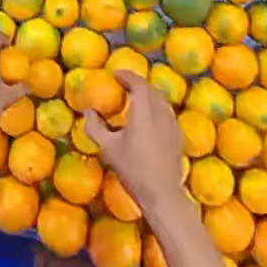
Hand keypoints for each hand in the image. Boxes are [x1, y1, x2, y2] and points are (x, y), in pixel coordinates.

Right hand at [85, 68, 186, 215]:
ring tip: (134, 100)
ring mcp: (172, 123)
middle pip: (151, 89)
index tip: (115, 74)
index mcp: (145, 111)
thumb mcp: (108, 149)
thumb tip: (88, 112)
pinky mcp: (178, 134)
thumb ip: (95, 127)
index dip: (127, 76)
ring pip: (160, 100)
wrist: (162, 193)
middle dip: (137, 84)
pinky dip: (156, 107)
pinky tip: (148, 120)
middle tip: (123, 85)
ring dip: (148, 95)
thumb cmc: (133, 169)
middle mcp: (161, 111)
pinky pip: (166, 112)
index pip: (138, 83)